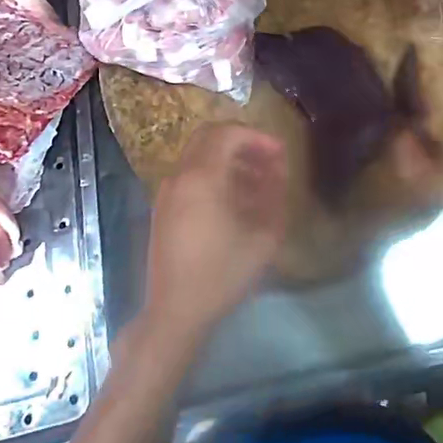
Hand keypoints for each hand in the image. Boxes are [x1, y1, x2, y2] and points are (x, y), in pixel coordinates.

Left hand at [143, 124, 288, 337]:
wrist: (175, 310)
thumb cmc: (222, 273)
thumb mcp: (263, 236)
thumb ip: (273, 194)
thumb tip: (277, 168)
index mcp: (201, 177)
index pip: (227, 133)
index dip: (257, 136)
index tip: (280, 153)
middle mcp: (179, 176)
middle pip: (208, 138)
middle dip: (241, 143)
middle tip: (268, 161)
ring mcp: (166, 193)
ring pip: (198, 158)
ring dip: (227, 161)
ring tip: (258, 184)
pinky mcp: (162, 210)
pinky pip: (189, 178)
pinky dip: (212, 177)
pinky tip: (234, 203)